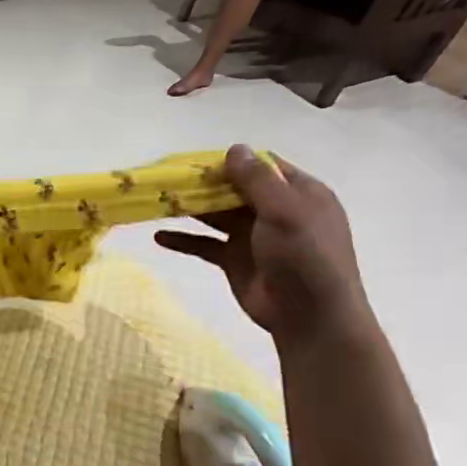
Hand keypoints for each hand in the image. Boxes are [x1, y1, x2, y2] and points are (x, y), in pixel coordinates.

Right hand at [155, 145, 368, 347]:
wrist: (309, 316)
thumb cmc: (305, 256)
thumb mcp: (285, 210)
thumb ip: (257, 180)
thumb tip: (234, 149)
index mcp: (298, 192)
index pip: (262, 166)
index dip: (232, 160)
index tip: (198, 159)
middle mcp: (275, 211)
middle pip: (234, 189)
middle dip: (203, 183)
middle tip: (168, 179)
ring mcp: (253, 236)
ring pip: (216, 215)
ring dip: (190, 208)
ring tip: (157, 202)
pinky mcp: (235, 261)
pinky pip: (206, 245)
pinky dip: (184, 240)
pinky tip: (159, 237)